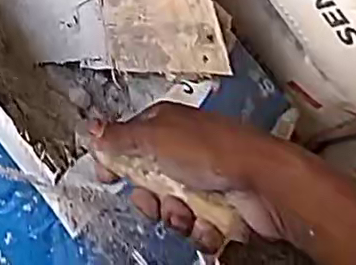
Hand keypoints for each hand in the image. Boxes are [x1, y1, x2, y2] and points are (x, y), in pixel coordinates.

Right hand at [91, 103, 292, 250]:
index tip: (107, 175)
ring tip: (189, 212)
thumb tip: (92, 129)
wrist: (263, 181)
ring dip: (177, 216)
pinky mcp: (220, 207)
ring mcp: (201, 179)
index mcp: (162, 124)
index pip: (127, 140)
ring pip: (172, 207)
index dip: (116, 159)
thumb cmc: (213, 148)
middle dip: (150, 197)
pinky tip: (210, 223)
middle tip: (157, 198)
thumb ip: (120, 137)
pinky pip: (197, 226)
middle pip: (147, 181)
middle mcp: (180, 149)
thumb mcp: (154, 139)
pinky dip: (202, 230)